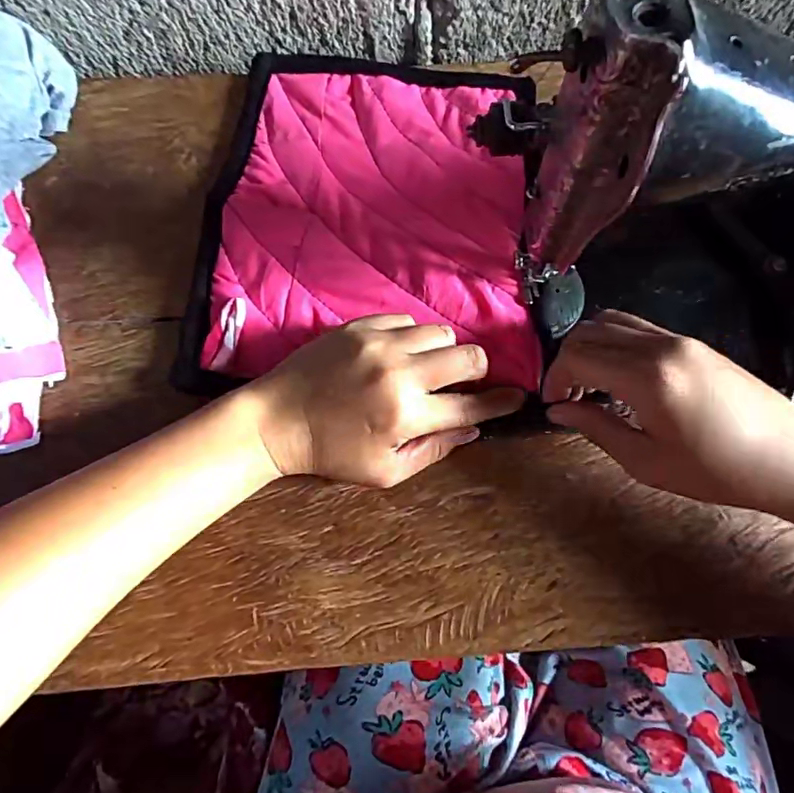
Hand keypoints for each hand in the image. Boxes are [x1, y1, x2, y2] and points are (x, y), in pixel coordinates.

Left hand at [242, 315, 527, 486]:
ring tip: (424, 368)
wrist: (276, 419)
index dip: (500, 403)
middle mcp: (398, 372)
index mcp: (406, 414)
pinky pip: (405, 320)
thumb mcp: (385, 472)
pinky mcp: (359, 326)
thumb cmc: (331, 453)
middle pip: (468, 356)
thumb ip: (433, 451)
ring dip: (442, 352)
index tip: (516, 397)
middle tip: (465, 381)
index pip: (471, 405)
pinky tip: (396, 354)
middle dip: (477, 371)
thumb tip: (471, 430)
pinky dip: (411, 337)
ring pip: (439, 333)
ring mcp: (378, 343)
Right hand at [542, 310, 793, 522]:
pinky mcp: (693, 343)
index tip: (553, 405)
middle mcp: (659, 346)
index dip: (554, 378)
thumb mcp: (648, 462)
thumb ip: (596, 429)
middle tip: (567, 397)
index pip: (576, 356)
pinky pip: (637, 328)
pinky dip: (614, 344)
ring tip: (591, 386)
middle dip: (566, 360)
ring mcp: (679, 339)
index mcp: (646, 376)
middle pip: (588, 331)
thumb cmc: (720, 472)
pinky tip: (621, 379)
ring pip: (611, 321)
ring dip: (589, 347)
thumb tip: (557, 411)